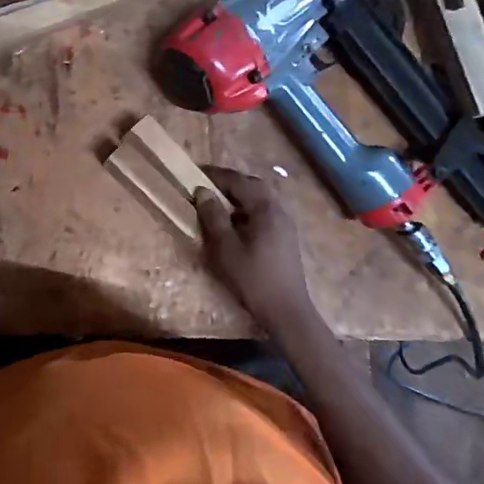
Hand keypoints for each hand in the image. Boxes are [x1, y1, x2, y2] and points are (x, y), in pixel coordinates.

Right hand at [195, 167, 319, 337]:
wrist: (287, 311)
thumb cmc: (254, 280)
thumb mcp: (226, 249)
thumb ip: (214, 218)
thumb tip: (203, 191)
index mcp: (265, 208)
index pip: (238, 181)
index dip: (216, 175)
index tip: (195, 172)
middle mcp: (278, 209)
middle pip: (253, 185)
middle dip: (229, 182)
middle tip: (206, 185)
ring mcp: (285, 222)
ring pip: (260, 199)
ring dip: (239, 196)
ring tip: (217, 203)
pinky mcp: (286, 236)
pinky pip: (265, 212)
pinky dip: (248, 209)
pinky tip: (235, 224)